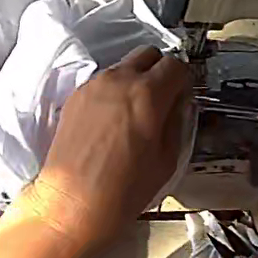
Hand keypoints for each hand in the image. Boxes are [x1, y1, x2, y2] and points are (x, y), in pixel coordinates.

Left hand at [17, 46, 191, 251]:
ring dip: (134, 80)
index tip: (182, 95)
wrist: (73, 202)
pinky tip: (111, 120)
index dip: (184, 79)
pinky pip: (101, 82)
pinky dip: (112, 91)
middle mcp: (119, 80)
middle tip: (162, 97)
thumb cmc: (124, 189)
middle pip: (148, 54)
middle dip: (159, 70)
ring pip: (122, 67)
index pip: (176, 65)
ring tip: (134, 112)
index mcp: (149, 94)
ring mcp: (93, 86)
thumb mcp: (167, 159)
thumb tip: (177, 106)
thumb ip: (176, 122)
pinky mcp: (74, 97)